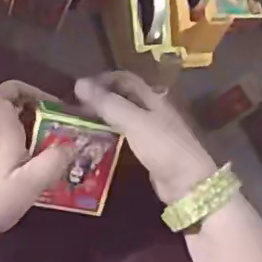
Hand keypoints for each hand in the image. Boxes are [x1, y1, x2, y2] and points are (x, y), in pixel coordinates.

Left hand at [0, 81, 76, 235]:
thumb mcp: (32, 180)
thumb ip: (55, 160)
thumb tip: (73, 144)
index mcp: (4, 131)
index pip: (3, 93)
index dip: (24, 88)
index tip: (48, 100)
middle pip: (14, 110)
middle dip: (41, 111)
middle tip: (66, 124)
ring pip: (18, 130)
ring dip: (41, 132)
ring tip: (66, 145)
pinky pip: (18, 148)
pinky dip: (36, 150)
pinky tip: (52, 166)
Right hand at [74, 72, 218, 205]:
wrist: (187, 183)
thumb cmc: (162, 146)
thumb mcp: (134, 121)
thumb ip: (107, 103)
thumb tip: (78, 83)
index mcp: (152, 97)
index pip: (124, 78)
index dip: (101, 79)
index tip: (78, 90)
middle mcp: (151, 109)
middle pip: (122, 95)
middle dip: (99, 98)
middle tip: (74, 108)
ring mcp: (151, 129)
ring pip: (122, 115)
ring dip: (102, 115)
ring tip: (80, 122)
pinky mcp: (148, 149)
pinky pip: (124, 133)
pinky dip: (108, 132)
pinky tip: (95, 140)